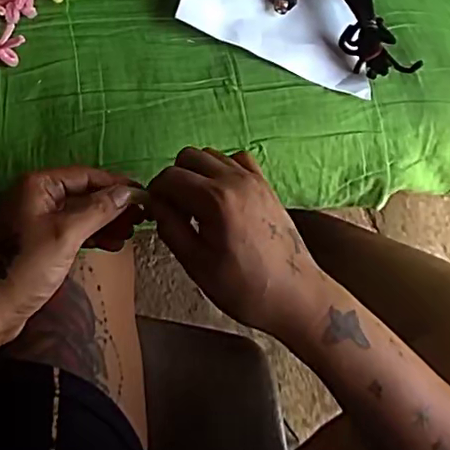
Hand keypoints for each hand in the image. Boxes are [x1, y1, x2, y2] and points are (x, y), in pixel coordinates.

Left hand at [0, 166, 145, 343]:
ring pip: (80, 212)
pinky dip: (93, 235)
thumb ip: (99, 209)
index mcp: (38, 184)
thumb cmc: (24, 267)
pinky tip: (113, 243)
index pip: (87, 175)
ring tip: (131, 232)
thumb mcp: (66, 234)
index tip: (143, 195)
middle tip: (141, 217)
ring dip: (106, 221)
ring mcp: (37, 218)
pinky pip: (73, 229)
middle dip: (113, 205)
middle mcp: (37, 195)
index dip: (117, 185)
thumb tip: (127, 192)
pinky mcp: (39, 241)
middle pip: (84, 193)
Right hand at [147, 148, 327, 338]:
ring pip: (211, 154)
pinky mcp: (264, 183)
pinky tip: (221, 195)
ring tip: (197, 205)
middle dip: (174, 178)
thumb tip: (155, 205)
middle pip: (188, 156)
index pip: (170, 176)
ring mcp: (252, 178)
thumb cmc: (245, 288)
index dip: (155, 192)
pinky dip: (222, 169)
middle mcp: (234, 179)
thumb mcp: (197, 264)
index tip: (154, 210)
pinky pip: (236, 159)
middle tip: (174, 208)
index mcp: (214, 199)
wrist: (295, 295)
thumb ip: (170, 227)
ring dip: (196, 172)